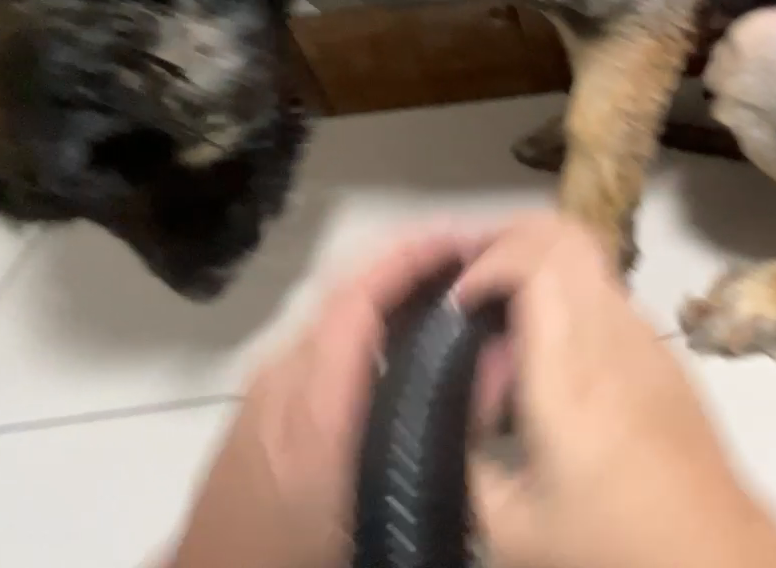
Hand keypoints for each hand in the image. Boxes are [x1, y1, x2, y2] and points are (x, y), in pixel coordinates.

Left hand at [168, 226, 496, 567]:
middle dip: (419, 258)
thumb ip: (453, 425)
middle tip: (481, 254)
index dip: (416, 255)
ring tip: (459, 281)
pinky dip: (379, 311)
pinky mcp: (267, 395)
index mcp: (313, 397)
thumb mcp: (393, 492)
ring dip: (401, 282)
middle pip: (355, 286)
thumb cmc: (305, 548)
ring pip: (344, 306)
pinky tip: (414, 328)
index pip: (363, 294)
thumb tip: (508, 358)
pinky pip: (334, 331)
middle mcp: (284, 372)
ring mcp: (269, 380)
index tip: (471, 239)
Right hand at [459, 214, 775, 567]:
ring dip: (540, 266)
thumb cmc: (611, 541)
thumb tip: (451, 423)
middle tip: (471, 280)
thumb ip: (467, 467)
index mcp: (571, 369)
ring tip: (502, 319)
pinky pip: (608, 295)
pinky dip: (568, 295)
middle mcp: (613, 332)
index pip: (539, 261)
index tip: (458, 301)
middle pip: (569, 236)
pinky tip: (548, 354)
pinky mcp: (662, 349)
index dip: (490, 261)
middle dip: (510, 239)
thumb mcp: (512, 528)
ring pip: (591, 259)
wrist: (712, 545)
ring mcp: (645, 334)